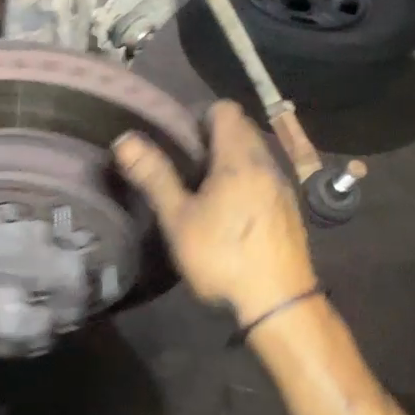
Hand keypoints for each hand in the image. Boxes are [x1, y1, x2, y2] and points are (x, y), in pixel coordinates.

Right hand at [113, 101, 315, 323]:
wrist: (279, 304)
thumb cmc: (223, 256)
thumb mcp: (178, 218)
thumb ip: (154, 176)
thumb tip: (125, 139)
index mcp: (240, 158)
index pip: (225, 110)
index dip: (198, 116)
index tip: (176, 139)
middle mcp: (267, 164)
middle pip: (241, 129)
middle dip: (211, 138)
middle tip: (181, 164)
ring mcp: (283, 187)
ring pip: (253, 155)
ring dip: (228, 160)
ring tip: (200, 189)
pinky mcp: (289, 210)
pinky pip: (264, 177)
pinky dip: (245, 180)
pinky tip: (227, 212)